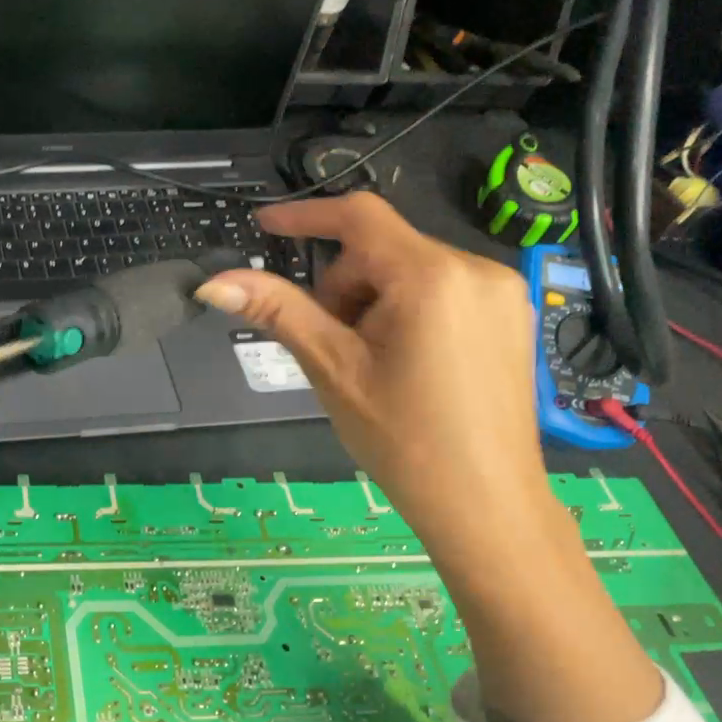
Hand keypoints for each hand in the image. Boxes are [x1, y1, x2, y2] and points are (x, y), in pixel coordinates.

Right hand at [194, 193, 546, 547]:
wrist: (485, 504)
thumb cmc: (403, 437)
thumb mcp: (332, 368)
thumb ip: (277, 311)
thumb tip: (213, 282)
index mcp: (432, 277)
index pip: (359, 217)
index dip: (305, 216)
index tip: (264, 227)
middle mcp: (475, 269)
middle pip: (382, 249)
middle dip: (341, 285)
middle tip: (327, 343)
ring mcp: (499, 292)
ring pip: (409, 270)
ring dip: (371, 300)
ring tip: (366, 361)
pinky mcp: (509, 315)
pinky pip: (441, 289)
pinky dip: (405, 309)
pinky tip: (401, 360)